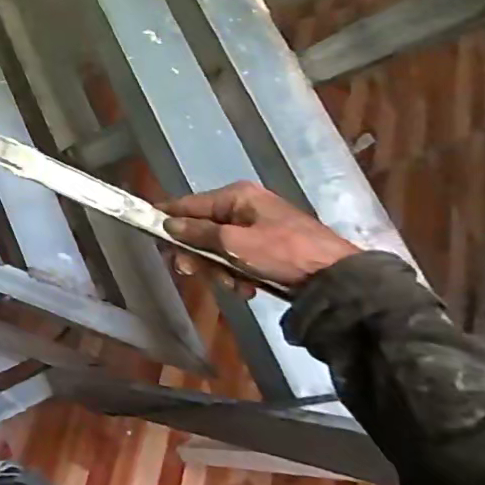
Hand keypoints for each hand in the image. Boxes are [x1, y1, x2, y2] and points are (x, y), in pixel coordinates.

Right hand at [158, 181, 358, 294]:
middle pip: (201, 229)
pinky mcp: (267, 249)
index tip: (147, 229)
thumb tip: (168, 223)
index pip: (189, 203)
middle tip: (192, 272)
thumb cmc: (283, 253)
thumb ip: (198, 233)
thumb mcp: (235, 244)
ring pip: (218, 248)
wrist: (337, 279)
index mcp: (237, 196)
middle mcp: (244, 207)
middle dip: (198, 254)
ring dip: (219, 270)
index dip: (167, 217)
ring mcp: (256, 228)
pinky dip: (238, 274)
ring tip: (234, 285)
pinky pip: (237, 259)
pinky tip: (248, 288)